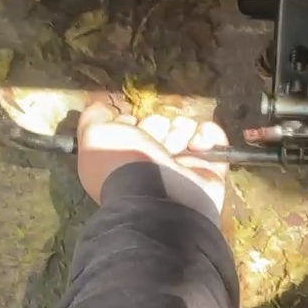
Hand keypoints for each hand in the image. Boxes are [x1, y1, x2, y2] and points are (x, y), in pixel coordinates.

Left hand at [76, 105, 229, 220]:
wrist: (160, 198)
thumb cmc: (124, 164)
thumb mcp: (94, 136)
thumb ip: (94, 118)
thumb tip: (103, 109)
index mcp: (123, 159)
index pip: (131, 127)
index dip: (130, 120)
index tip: (129, 124)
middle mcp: (151, 164)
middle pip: (159, 126)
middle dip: (157, 125)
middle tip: (155, 139)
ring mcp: (181, 170)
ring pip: (185, 130)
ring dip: (182, 129)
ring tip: (176, 144)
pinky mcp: (208, 173)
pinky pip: (214, 141)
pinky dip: (209, 135)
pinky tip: (198, 141)